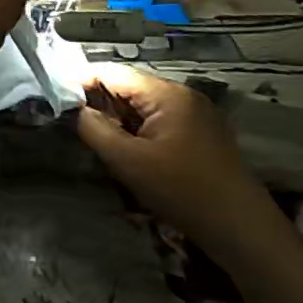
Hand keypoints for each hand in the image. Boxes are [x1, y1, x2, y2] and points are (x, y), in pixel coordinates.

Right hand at [76, 65, 274, 254]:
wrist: (243, 230)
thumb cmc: (182, 190)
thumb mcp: (128, 162)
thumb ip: (95, 129)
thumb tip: (77, 110)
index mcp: (167, 94)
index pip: (113, 72)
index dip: (83, 82)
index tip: (60, 101)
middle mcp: (184, 95)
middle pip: (130, 88)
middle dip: (103, 104)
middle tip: (81, 128)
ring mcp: (198, 114)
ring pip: (145, 107)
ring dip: (122, 121)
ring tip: (106, 145)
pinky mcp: (204, 135)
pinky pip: (162, 122)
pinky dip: (142, 132)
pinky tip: (136, 156)